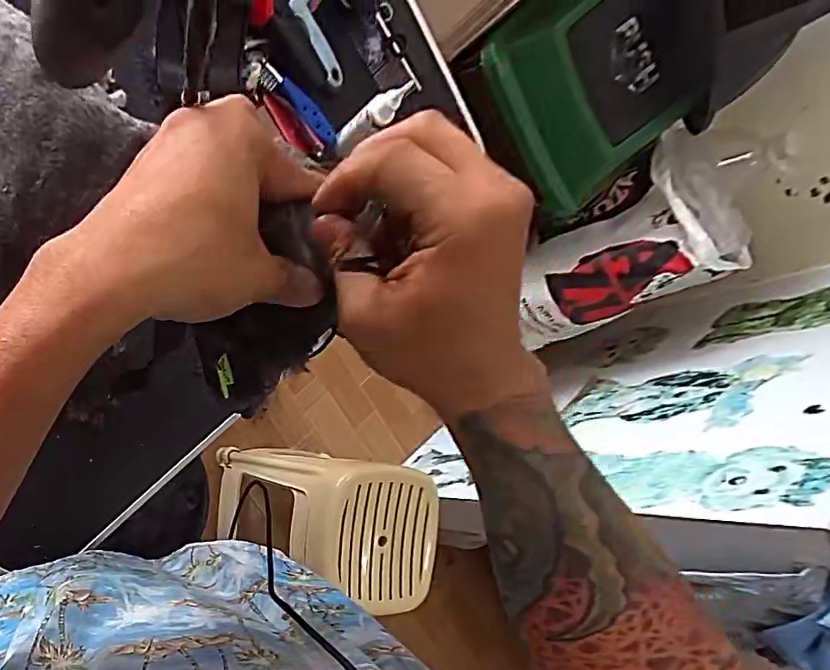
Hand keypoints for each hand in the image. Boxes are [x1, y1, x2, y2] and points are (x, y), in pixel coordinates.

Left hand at [42, 95, 325, 326]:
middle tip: (276, 262)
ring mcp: (171, 140)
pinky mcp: (145, 165)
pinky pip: (193, 188)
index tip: (317, 253)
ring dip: (240, 220)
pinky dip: (207, 216)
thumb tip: (310, 286)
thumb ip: (292, 278)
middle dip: (272, 219)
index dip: (313, 224)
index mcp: (245, 131)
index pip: (301, 180)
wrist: (110, 272)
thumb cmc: (188, 258)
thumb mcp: (256, 276)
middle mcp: (206, 121)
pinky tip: (207, 252)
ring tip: (241, 262)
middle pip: (261, 175)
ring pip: (226, 182)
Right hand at [313, 111, 544, 419]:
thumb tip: (324, 220)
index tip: (324, 210)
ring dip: (394, 168)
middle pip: (422, 130)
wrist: (484, 378)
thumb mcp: (365, 314)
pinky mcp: (503, 203)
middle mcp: (494, 189)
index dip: (347, 176)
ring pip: (439, 142)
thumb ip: (339, 256)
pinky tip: (397, 221)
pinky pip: (453, 165)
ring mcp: (505, 192)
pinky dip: (417, 182)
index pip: (394, 157)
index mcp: (463, 216)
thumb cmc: (429, 357)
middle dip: (371, 159)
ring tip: (368, 213)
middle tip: (344, 200)